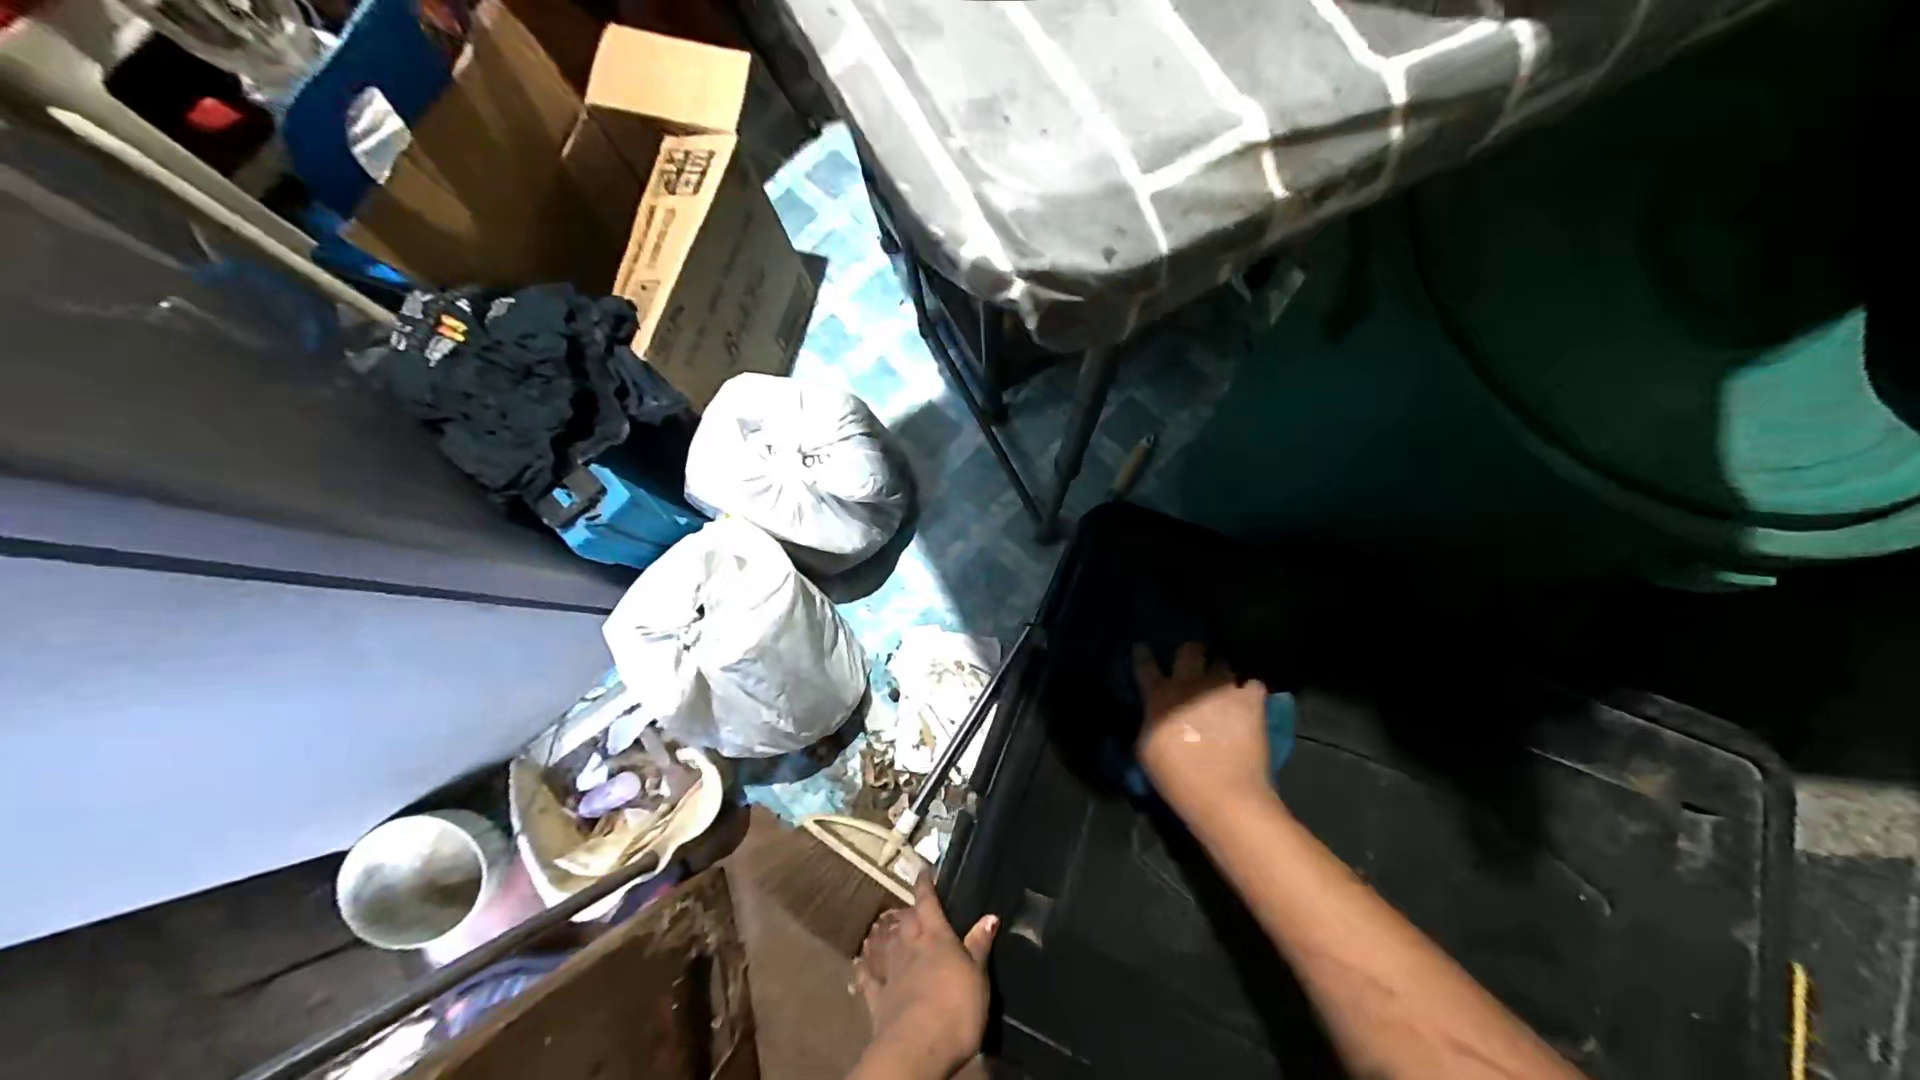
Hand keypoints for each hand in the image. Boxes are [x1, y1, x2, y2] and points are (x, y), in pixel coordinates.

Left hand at [854, 874, 998, 1079]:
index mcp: (935, 937)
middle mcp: (910, 947)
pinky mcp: (877, 1000)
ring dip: (885, 933)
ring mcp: (891, 973)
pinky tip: (859, 962)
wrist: (917, 1048)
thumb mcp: (978, 976)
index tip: (923, 871)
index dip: (925, 886)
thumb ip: (979, 945)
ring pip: (886, 944)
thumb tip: (989, 915)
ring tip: (883, 925)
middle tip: (911, 906)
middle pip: (906, 921)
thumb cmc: (956, 1007)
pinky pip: (869, 979)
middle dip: (908, 911)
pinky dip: (864, 968)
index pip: (928, 902)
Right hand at [1132, 642, 1272, 819]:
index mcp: (1160, 697)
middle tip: (1193, 662)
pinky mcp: (1252, 701)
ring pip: (1222, 663)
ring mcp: (1223, 690)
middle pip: (1189, 650)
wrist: (1225, 796)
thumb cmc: (1177, 779)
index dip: (1143, 655)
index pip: (1145, 665)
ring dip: (1220, 673)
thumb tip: (1155, 713)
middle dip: (1191, 652)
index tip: (1143, 649)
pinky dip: (1250, 692)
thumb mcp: (1146, 750)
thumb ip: (1150, 722)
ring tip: (1222, 686)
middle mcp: (1190, 685)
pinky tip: (1249, 702)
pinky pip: (1253, 684)